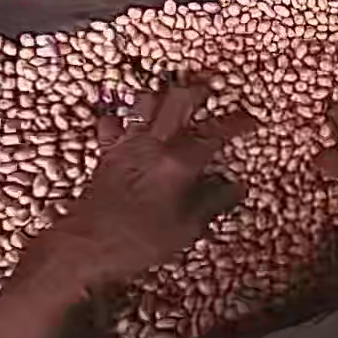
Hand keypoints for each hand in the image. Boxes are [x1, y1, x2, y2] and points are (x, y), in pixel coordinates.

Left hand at [14, 84, 255, 296]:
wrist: (84, 248)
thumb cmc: (141, 241)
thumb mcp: (188, 226)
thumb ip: (214, 201)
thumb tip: (236, 187)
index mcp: (178, 162)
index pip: (215, 133)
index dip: (237, 123)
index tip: (252, 119)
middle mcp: (152, 145)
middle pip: (177, 101)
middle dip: (197, 91)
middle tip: (212, 90)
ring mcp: (126, 146)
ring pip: (144, 103)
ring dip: (161, 95)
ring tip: (173, 96)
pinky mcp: (107, 154)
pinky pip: (113, 123)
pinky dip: (123, 117)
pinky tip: (130, 122)